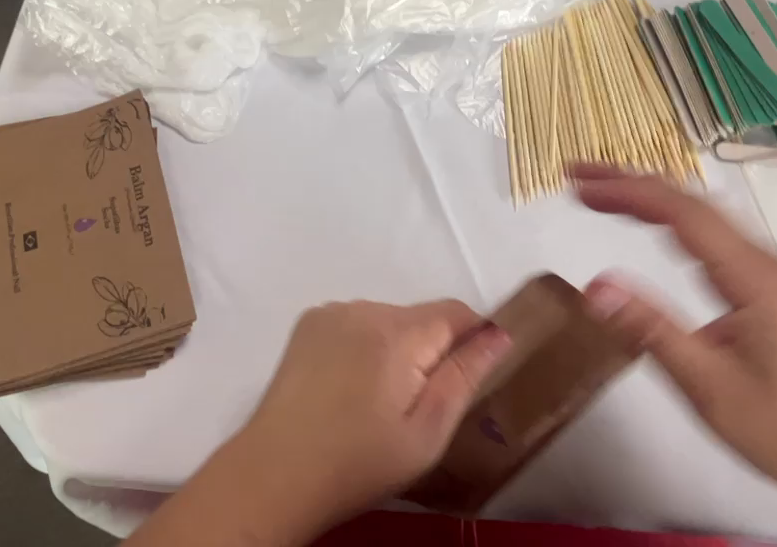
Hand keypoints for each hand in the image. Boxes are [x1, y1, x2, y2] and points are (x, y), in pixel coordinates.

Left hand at [238, 300, 513, 524]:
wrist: (278, 470)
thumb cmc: (361, 460)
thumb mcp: (427, 431)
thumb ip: (464, 375)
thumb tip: (498, 333)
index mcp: (397, 332)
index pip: (455, 311)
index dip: (473, 337)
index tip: (469, 376)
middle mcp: (364, 307)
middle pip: (418, 317)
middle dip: (429, 351)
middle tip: (416, 406)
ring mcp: (331, 312)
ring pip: (386, 320)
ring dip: (395, 348)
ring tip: (378, 402)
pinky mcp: (308, 323)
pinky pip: (354, 323)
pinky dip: (363, 346)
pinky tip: (349, 388)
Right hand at [574, 165, 776, 546]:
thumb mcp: (711, 389)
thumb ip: (651, 331)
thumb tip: (594, 284)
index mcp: (757, 278)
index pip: (681, 213)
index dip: (625, 190)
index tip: (577, 183)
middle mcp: (770, 265)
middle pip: (695, 204)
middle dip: (633, 183)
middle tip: (580, 176)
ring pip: (710, 219)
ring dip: (656, 199)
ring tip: (607, 193)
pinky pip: (721, 239)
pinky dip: (679, 222)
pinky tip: (663, 231)